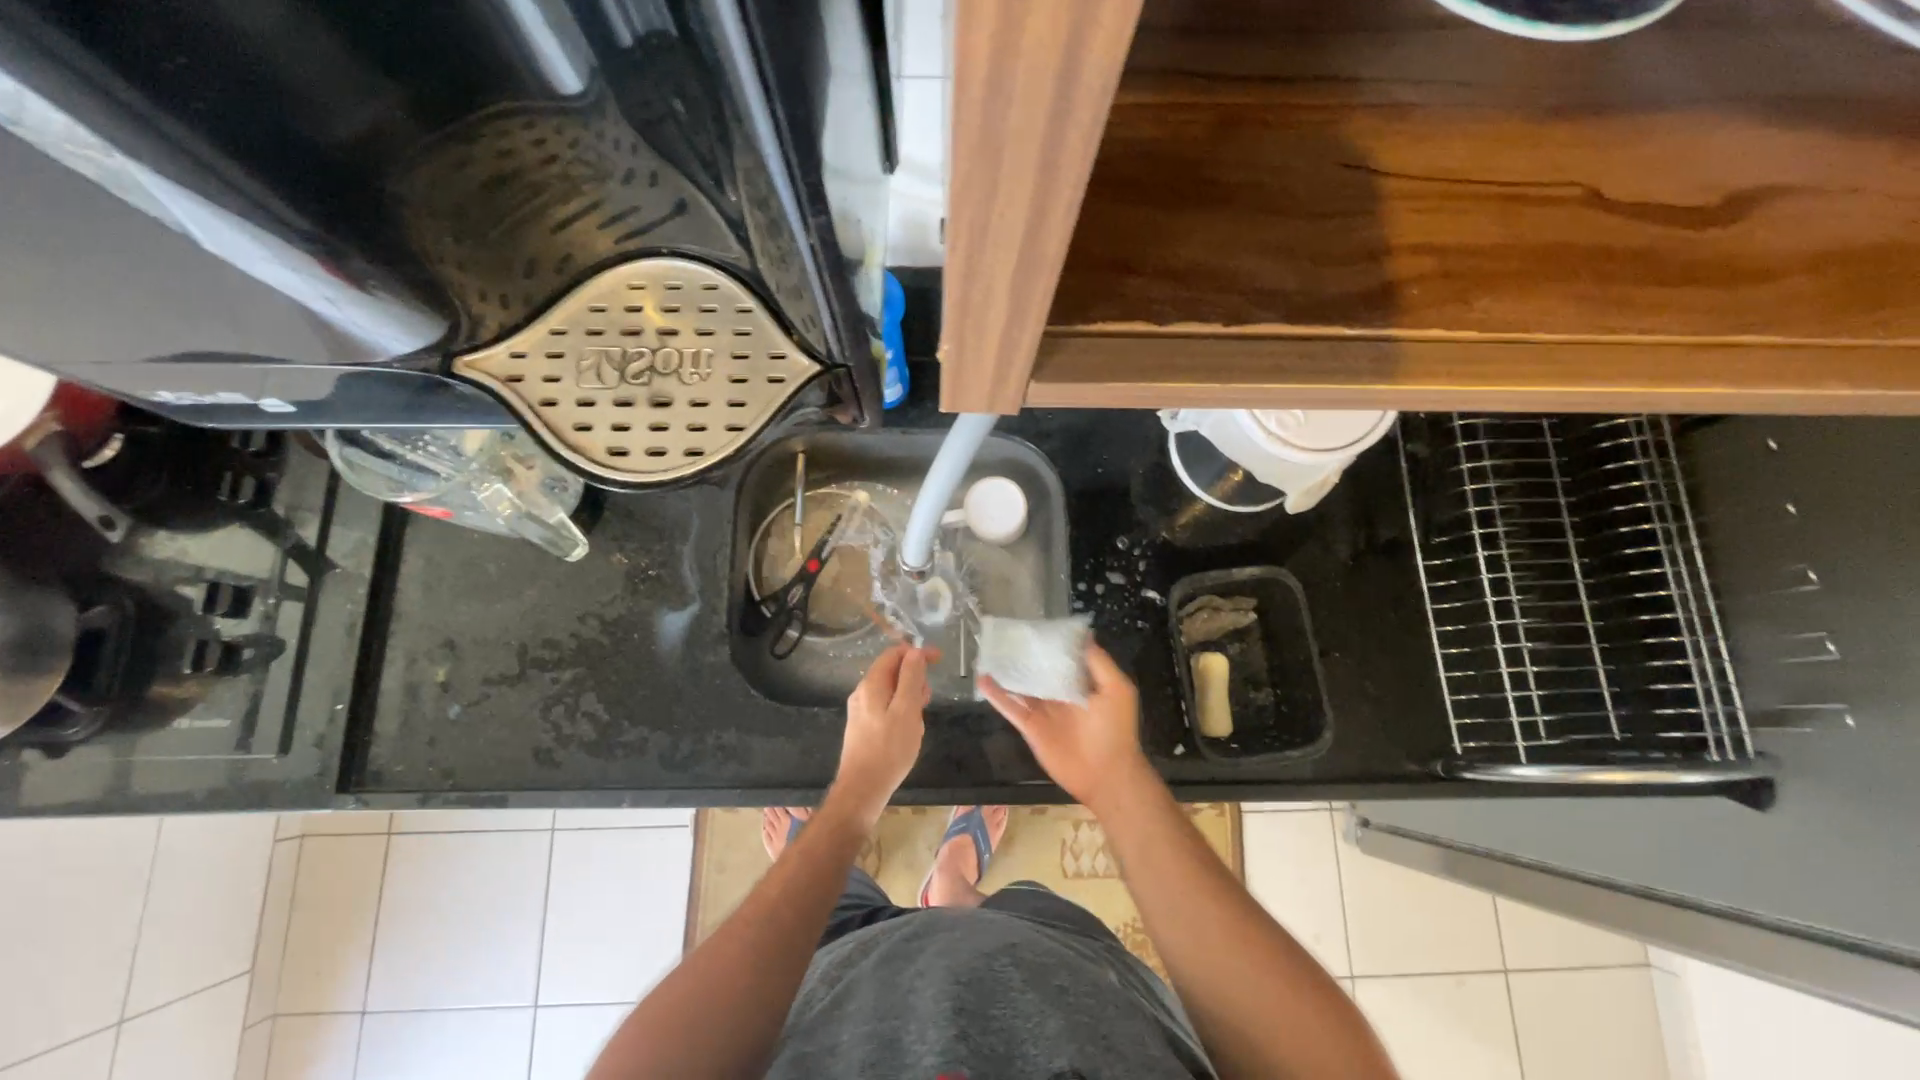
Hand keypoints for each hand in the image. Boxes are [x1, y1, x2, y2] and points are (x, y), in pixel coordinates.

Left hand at [832, 645, 938, 826]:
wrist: (863, 788)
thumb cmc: (889, 749)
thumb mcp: (907, 710)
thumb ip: (911, 679)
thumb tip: (914, 652)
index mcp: (872, 684)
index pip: (894, 654)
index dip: (917, 653)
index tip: (939, 660)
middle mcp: (862, 692)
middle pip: (891, 671)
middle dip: (914, 677)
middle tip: (928, 699)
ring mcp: (860, 709)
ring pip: (890, 690)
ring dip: (909, 695)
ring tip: (920, 718)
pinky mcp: (862, 725)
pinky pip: (885, 706)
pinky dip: (901, 708)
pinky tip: (908, 729)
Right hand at [980, 643, 1155, 813]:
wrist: (1106, 773)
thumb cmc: (1115, 728)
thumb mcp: (1116, 689)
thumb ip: (1098, 663)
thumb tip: (1083, 635)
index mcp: (1082, 684)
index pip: (1064, 658)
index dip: (1052, 643)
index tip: (1037, 624)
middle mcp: (1061, 695)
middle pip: (1039, 670)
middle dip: (1026, 655)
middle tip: (1007, 634)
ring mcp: (1044, 711)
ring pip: (1021, 687)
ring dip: (1007, 671)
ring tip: (989, 651)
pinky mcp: (1030, 727)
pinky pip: (1011, 708)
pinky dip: (996, 695)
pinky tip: (982, 679)